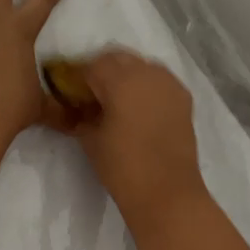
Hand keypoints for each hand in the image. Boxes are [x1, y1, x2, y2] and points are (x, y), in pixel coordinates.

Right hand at [59, 50, 208, 225]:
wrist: (167, 192)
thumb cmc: (122, 167)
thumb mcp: (90, 140)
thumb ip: (80, 114)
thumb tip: (74, 105)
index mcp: (122, 81)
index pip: (92, 65)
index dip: (76, 75)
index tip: (67, 89)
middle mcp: (148, 73)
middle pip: (118, 58)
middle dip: (100, 69)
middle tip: (87, 92)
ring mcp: (169, 83)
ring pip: (140, 64)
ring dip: (123, 73)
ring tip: (112, 98)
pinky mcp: (183, 97)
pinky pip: (158, 78)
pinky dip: (143, 83)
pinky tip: (135, 105)